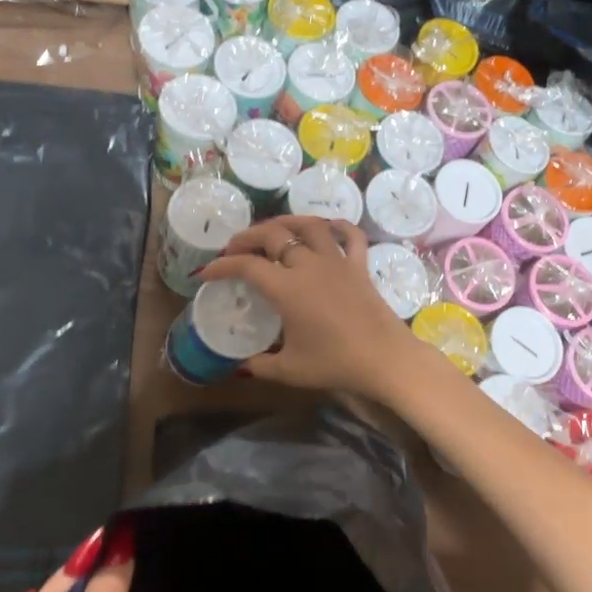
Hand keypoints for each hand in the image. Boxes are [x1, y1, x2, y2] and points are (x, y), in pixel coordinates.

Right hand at [199, 216, 431, 397]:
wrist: (384, 359)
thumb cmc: (334, 364)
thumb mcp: (289, 370)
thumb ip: (261, 365)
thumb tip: (241, 366)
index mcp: (286, 288)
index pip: (246, 266)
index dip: (222, 266)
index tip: (206, 273)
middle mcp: (309, 265)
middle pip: (273, 235)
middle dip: (248, 237)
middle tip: (234, 248)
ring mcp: (337, 261)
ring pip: (309, 225)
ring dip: (287, 221)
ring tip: (273, 228)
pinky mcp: (360, 266)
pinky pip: (350, 235)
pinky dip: (338, 226)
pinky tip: (327, 227)